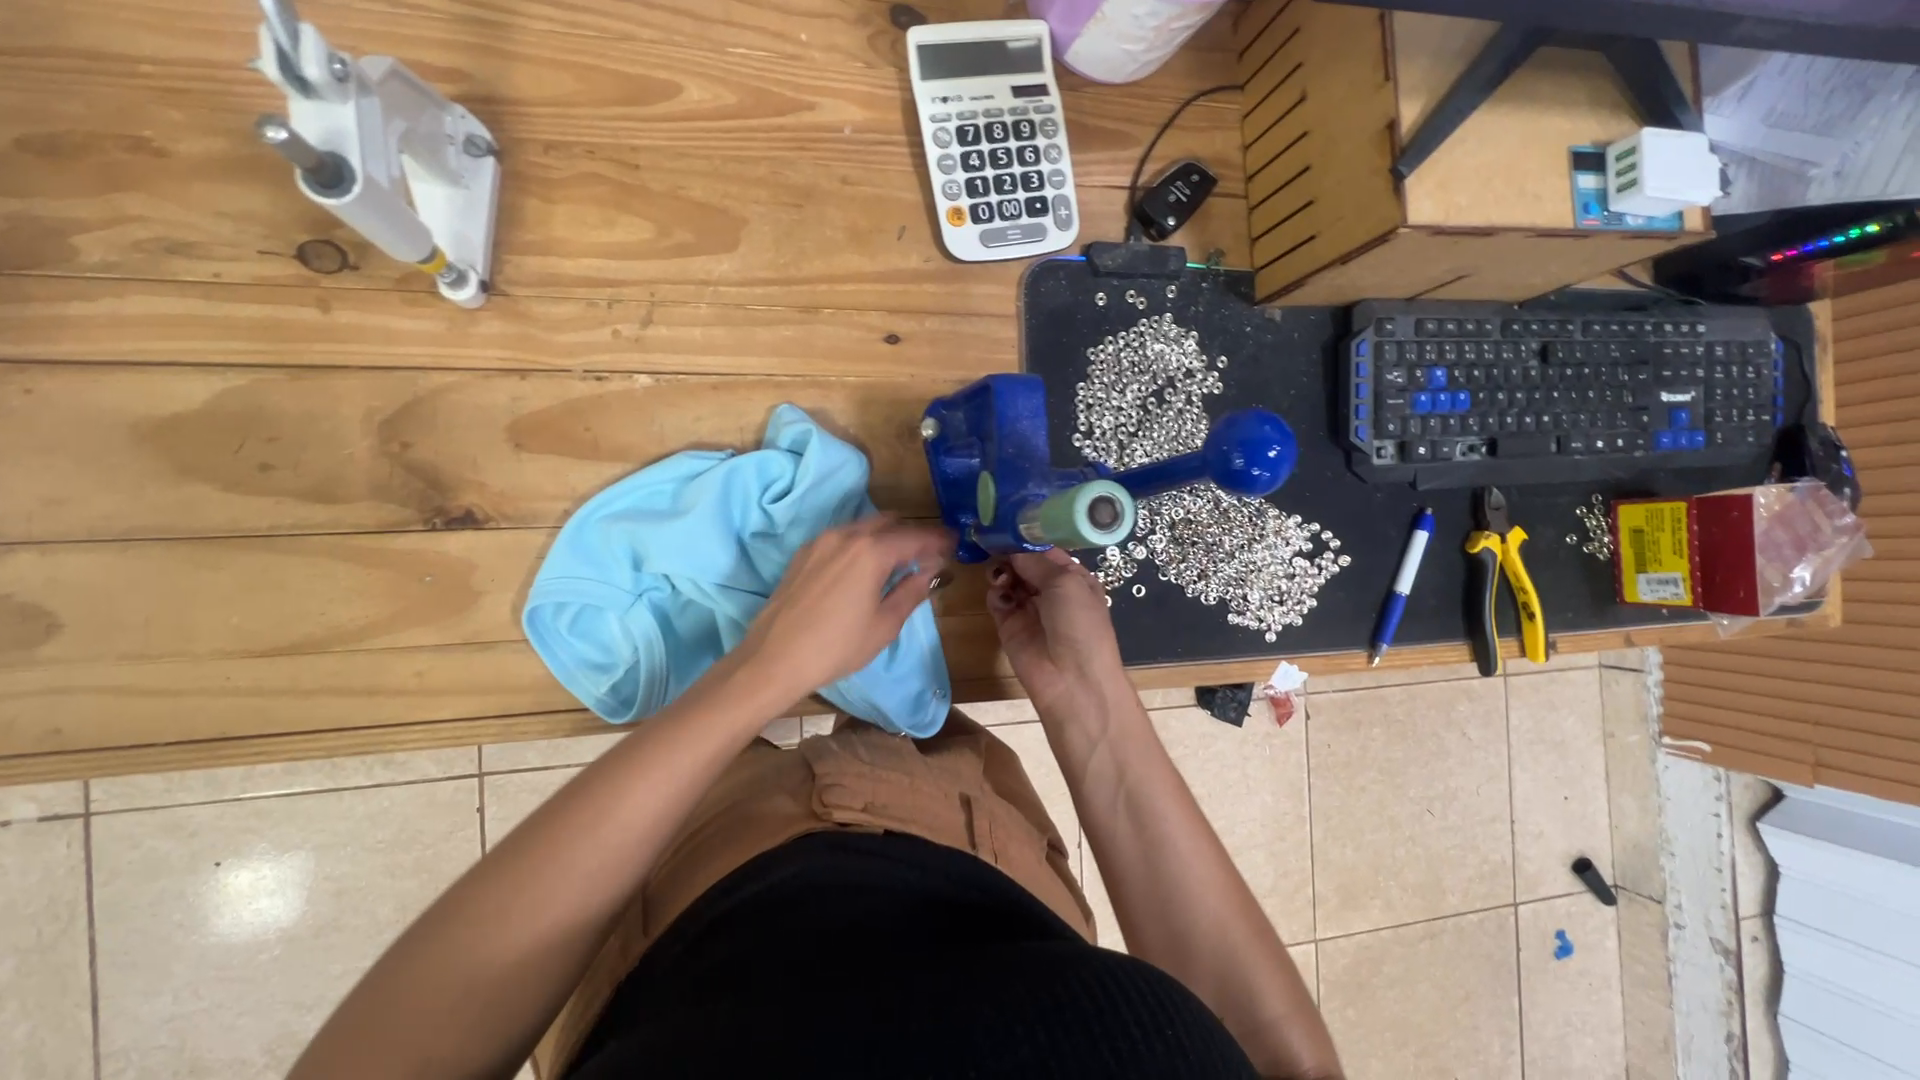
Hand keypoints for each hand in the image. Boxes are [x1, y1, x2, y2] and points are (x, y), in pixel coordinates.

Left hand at [735, 516, 949, 699]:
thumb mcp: (884, 625)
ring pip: (863, 528)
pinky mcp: (803, 554)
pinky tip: (865, 567)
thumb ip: (911, 592)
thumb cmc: (836, 647)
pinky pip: (842, 538)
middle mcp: (846, 536)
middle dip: (911, 535)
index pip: (915, 537)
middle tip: (929, 553)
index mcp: (872, 552)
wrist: (774, 658)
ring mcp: (821, 542)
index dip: (938, 539)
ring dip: (886, 537)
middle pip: (889, 524)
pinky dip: (861, 544)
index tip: (954, 543)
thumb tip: (931, 572)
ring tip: (899, 560)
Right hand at [986, 547, 1128, 714]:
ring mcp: (1029, 608)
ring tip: (1002, 576)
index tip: (1006, 523)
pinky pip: (998, 600)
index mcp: (1073, 578)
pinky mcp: (1009, 625)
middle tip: (995, 544)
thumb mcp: (1065, 583)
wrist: (1072, 679)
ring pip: (1009, 579)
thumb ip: (1035, 561)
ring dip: (1003, 572)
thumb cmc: (1080, 624)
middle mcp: (1051, 591)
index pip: (1046, 551)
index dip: (1028, 538)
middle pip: (1024, 563)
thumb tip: (1012, 546)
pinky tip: (1001, 594)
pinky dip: (996, 593)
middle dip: (1011, 553)